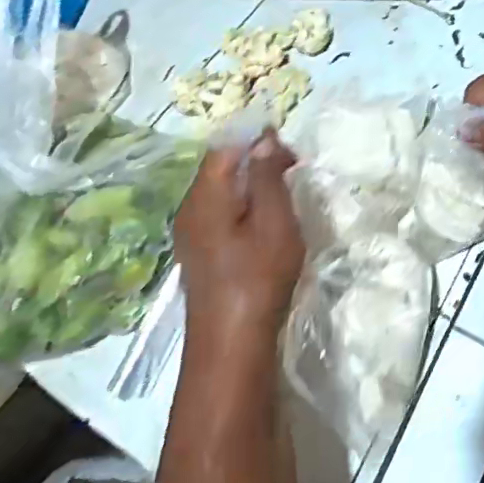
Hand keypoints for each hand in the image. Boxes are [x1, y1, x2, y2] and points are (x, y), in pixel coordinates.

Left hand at [174, 132, 302, 333]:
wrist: (231, 343)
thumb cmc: (258, 277)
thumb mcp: (274, 221)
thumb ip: (267, 177)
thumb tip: (263, 139)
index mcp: (204, 197)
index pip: (225, 148)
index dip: (257, 139)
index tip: (291, 150)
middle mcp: (189, 209)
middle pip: (221, 167)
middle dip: (256, 159)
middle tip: (294, 168)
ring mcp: (191, 233)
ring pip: (222, 190)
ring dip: (252, 182)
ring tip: (286, 191)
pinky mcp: (200, 252)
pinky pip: (221, 211)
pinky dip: (245, 204)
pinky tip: (266, 220)